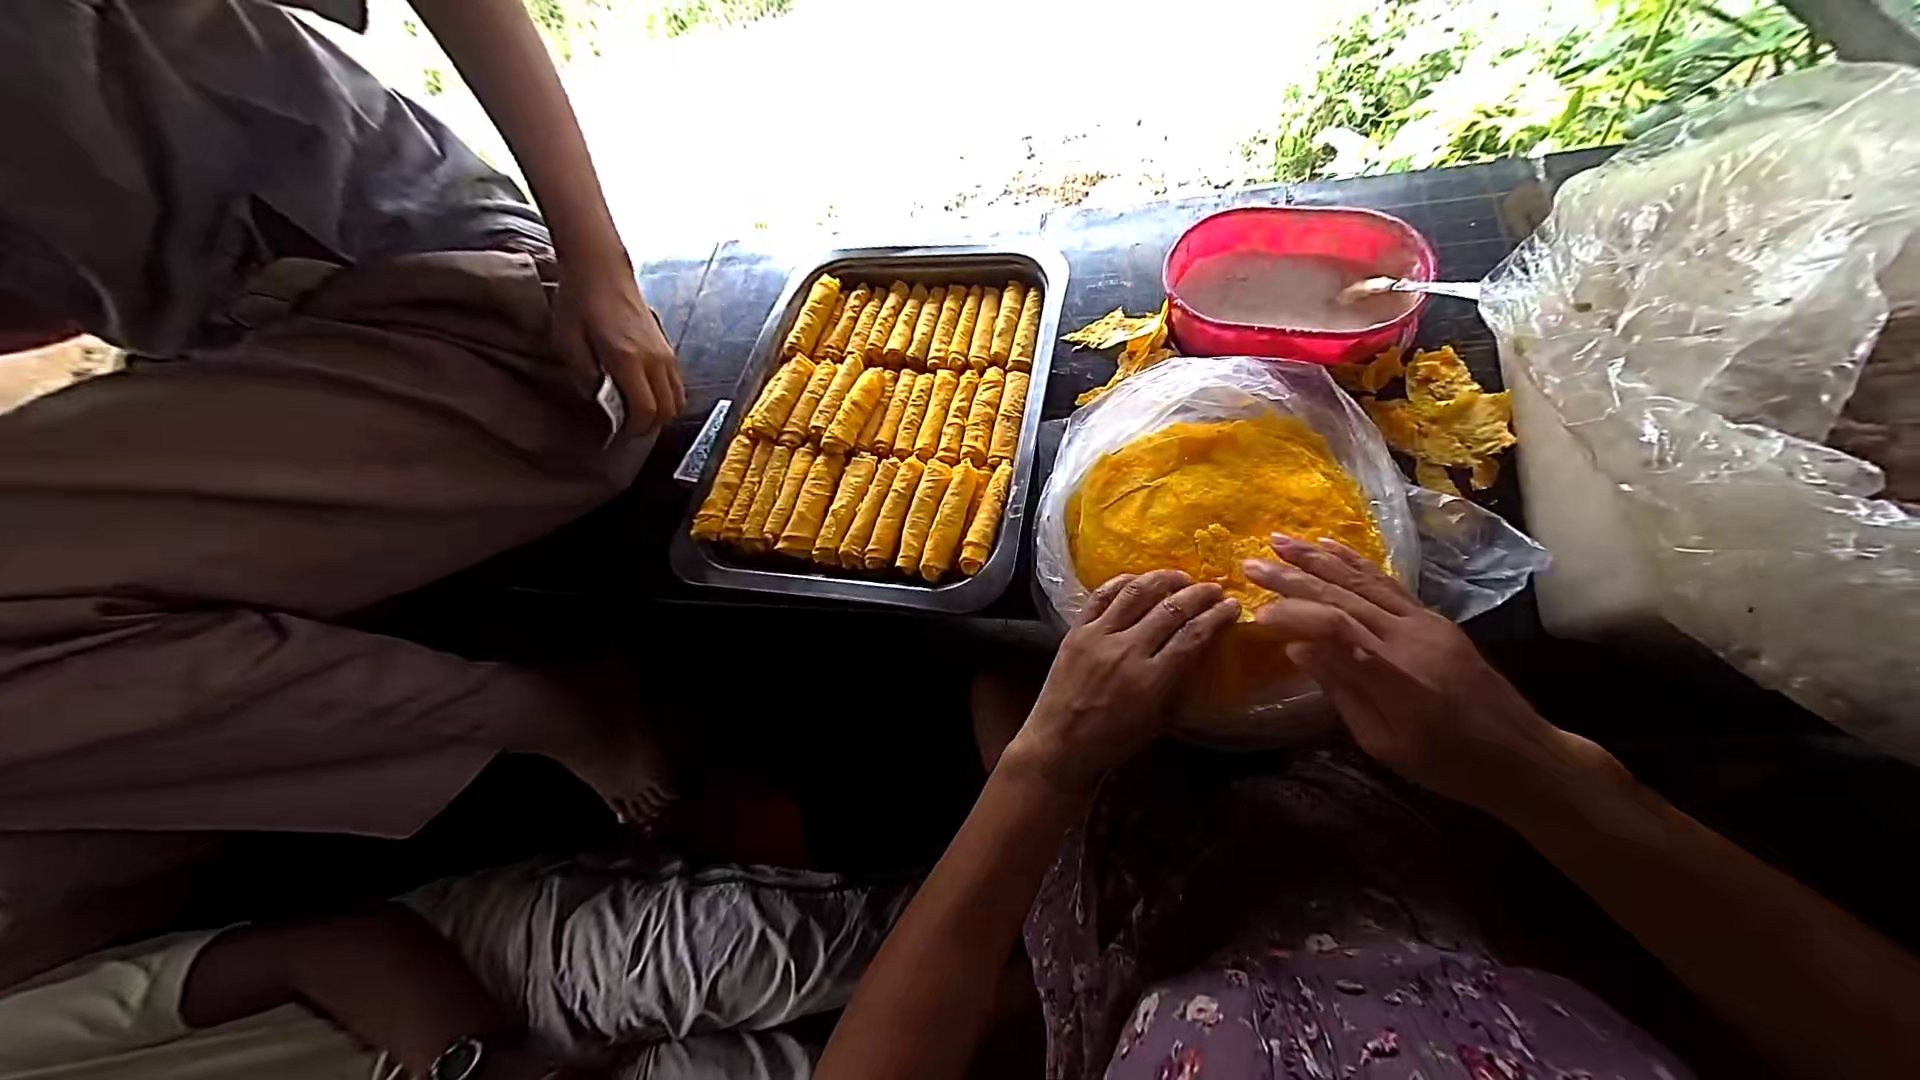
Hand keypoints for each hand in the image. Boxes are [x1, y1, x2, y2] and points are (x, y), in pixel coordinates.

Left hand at [551, 260, 684, 434]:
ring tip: (641, 414)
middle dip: (649, 426)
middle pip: (666, 410)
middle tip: (630, 429)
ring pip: (677, 400)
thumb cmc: (580, 302)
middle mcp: (654, 360)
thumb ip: (583, 375)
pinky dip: (668, 397)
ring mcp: (666, 354)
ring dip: (662, 413)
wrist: (602, 269)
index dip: (635, 429)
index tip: (620, 435)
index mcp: (627, 360)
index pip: (644, 410)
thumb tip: (597, 399)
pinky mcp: (669, 349)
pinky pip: (678, 384)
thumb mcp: (566, 341)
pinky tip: (648, 394)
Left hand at [1005, 570, 1239, 795]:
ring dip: (1163, 579)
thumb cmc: (1112, 740)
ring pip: (1136, 594)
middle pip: (1170, 609)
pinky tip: (1138, 579)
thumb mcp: (1158, 721)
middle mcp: (1127, 651)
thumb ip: (1178, 684)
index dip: (1217, 616)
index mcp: (1151, 679)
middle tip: (1213, 588)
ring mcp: (1098, 636)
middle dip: (1198, 594)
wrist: (1059, 742)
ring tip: (1180, 577)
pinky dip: (1122, 582)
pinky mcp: (1076, 630)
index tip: (1233, 605)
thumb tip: (1200, 652)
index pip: (1193, 635)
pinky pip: (1101, 596)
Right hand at [1245, 535, 1608, 817]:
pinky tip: (1329, 545)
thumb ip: (1342, 690)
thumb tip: (1296, 648)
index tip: (1256, 616)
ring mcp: (1423, 623)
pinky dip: (1354, 561)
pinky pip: (1387, 583)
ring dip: (1317, 558)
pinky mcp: (1433, 619)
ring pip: (1362, 581)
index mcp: (1393, 674)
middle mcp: (1407, 638)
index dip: (1292, 615)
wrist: (1524, 757)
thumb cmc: (1447, 763)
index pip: (1332, 628)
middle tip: (1251, 564)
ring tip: (1280, 540)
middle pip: (1341, 596)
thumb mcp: (1384, 743)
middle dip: (1292, 577)